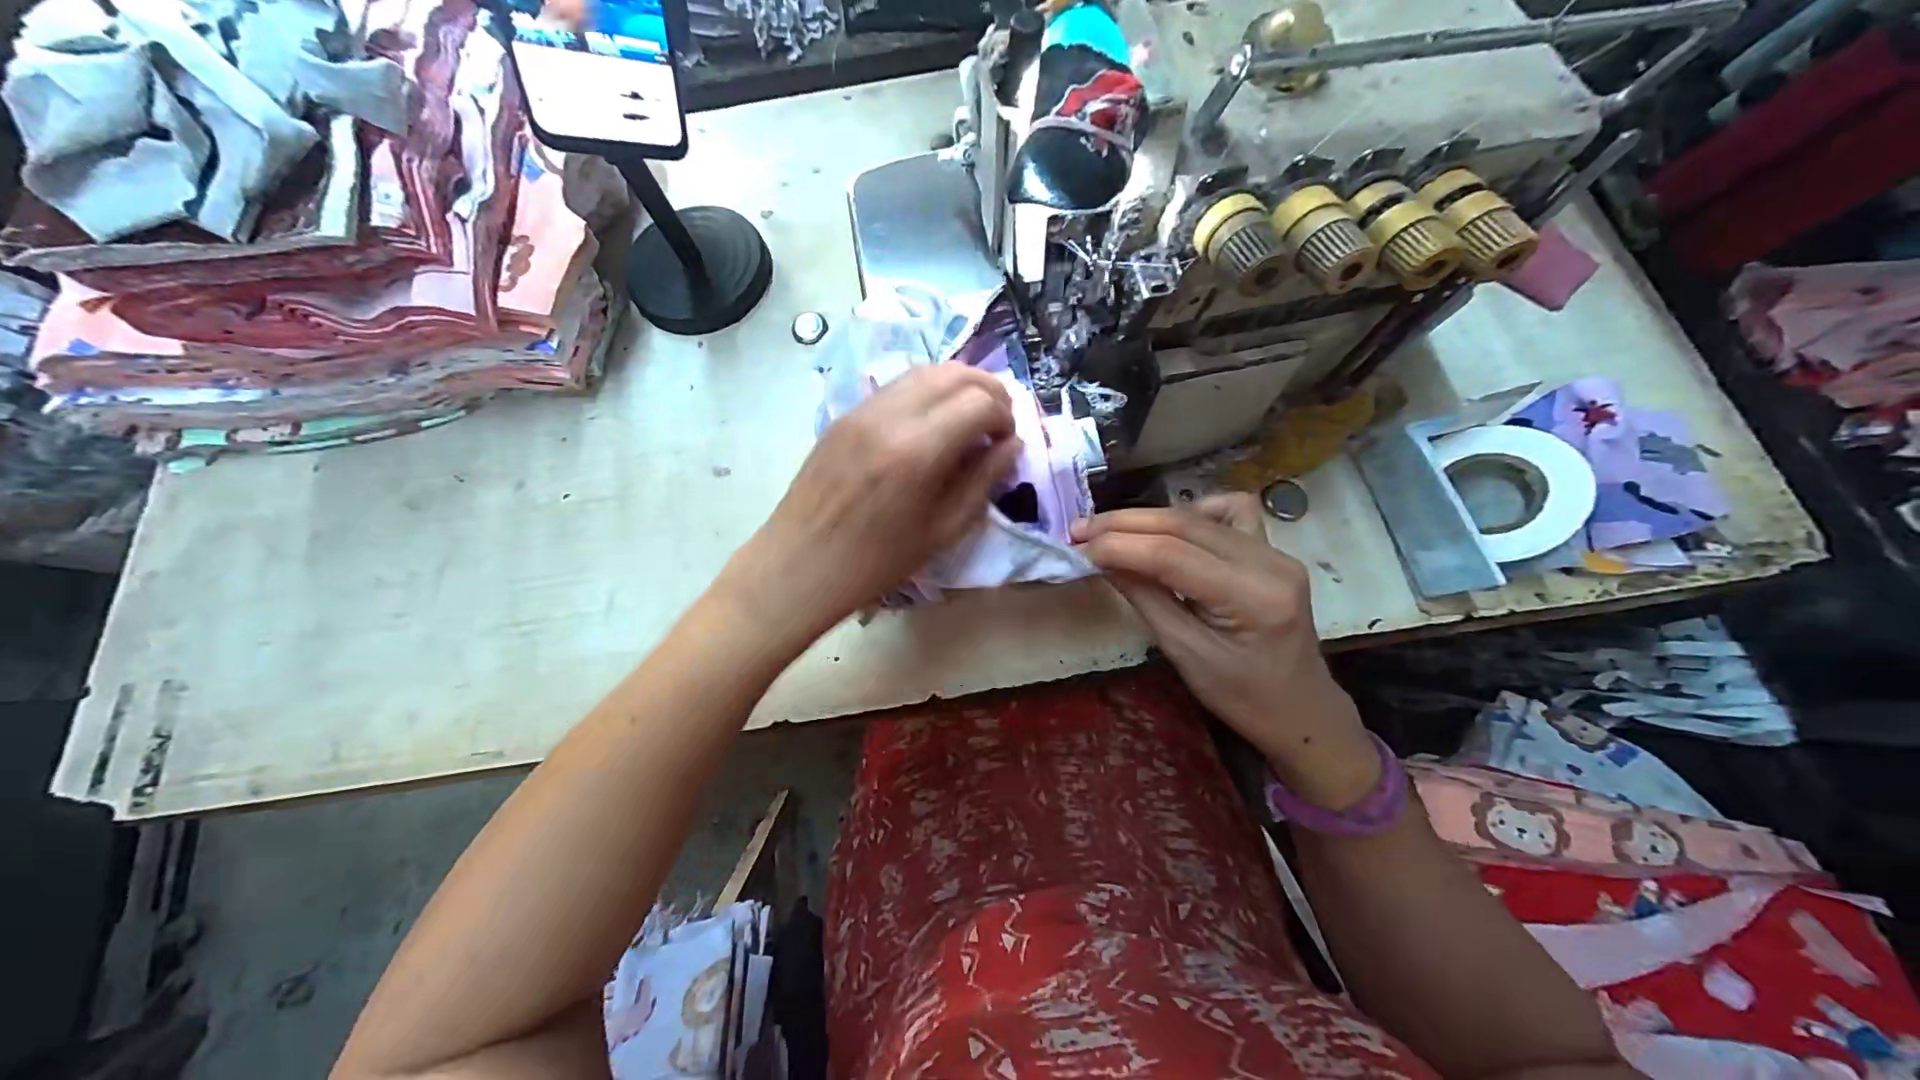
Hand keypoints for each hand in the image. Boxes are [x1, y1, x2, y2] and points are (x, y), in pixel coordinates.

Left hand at [725, 364, 1020, 640]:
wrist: (800, 564)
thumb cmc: (876, 562)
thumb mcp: (943, 530)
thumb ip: (983, 481)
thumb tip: (1012, 446)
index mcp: (918, 450)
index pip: (980, 401)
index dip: (1005, 418)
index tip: (1006, 444)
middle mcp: (890, 415)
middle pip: (956, 373)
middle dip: (988, 392)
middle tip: (996, 426)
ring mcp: (863, 409)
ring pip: (925, 371)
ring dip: (958, 387)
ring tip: (968, 422)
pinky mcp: (845, 414)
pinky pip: (897, 386)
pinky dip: (927, 393)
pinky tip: (931, 426)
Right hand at [1073, 494, 1380, 808]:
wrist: (1301, 710)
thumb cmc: (1242, 697)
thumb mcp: (1184, 653)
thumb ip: (1144, 597)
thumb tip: (1100, 559)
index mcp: (1253, 597)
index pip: (1172, 554)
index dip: (1119, 545)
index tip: (1076, 547)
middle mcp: (1270, 562)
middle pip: (1184, 525)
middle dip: (1125, 524)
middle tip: (1079, 531)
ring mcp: (1276, 551)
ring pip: (1201, 516)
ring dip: (1151, 519)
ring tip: (1113, 533)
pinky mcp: (1272, 550)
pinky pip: (1230, 514)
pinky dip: (1193, 515)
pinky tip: (1170, 531)